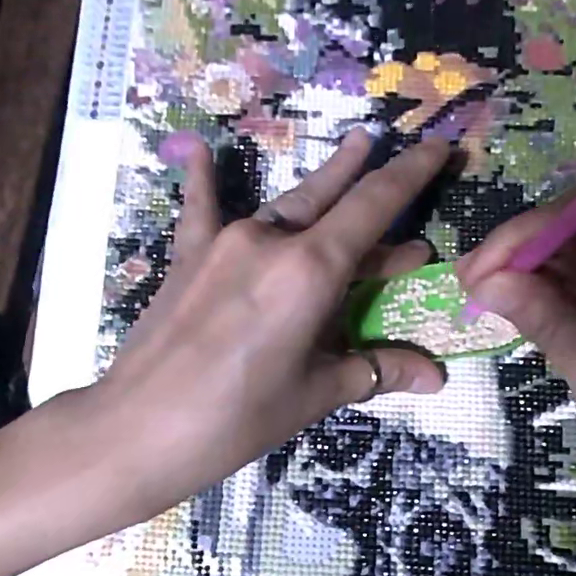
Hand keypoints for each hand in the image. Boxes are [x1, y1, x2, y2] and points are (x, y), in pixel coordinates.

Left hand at [79, 128, 447, 516]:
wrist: (138, 429)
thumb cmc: (238, 418)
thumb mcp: (315, 394)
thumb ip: (377, 371)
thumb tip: (434, 377)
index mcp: (310, 270)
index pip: (374, 206)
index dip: (410, 173)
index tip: (437, 146)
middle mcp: (269, 240)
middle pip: (331, 196)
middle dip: (371, 173)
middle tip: (401, 149)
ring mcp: (222, 243)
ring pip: (284, 206)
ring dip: (323, 186)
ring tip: (352, 152)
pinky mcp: (187, 259)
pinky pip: (202, 213)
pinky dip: (207, 185)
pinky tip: (202, 153)